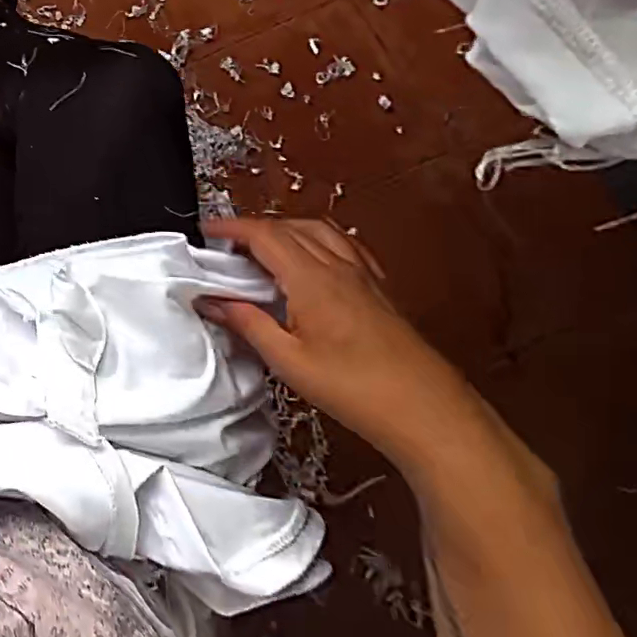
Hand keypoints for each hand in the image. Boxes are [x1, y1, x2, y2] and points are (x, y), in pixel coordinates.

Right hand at [198, 217, 480, 460]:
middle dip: (253, 228)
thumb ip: (248, 324)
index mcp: (311, 278)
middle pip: (288, 226)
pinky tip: (312, 257)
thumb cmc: (358, 388)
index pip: (264, 234)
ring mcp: (361, 273)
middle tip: (228, 247)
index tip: (208, 229)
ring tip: (264, 248)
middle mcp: (337, 265)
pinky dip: (316, 238)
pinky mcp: (377, 286)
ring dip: (285, 228)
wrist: (427, 409)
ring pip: (316, 229)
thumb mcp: (289, 361)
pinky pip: (342, 244)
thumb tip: (215, 302)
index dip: (232, 227)